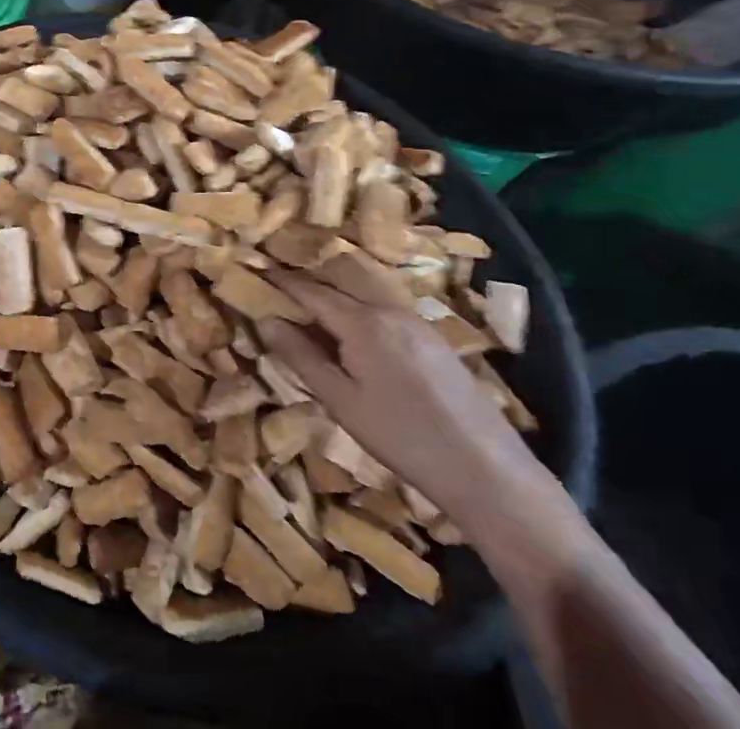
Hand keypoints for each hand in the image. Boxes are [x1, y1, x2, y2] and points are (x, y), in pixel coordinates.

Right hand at [265, 276, 549, 524]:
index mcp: (364, 323)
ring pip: (364, 298)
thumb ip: (301, 356)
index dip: (280, 281)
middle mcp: (392, 312)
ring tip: (303, 312)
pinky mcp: (434, 341)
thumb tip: (267, 320)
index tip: (252, 270)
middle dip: (304, 285)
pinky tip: (347, 337)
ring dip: (332, 299)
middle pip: (339, 287)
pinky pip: (384, 313)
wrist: (487, 470)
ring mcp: (418, 324)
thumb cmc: (401, 436)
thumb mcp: (340, 400)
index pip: (311, 291)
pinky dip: (356, 314)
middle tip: (272, 287)